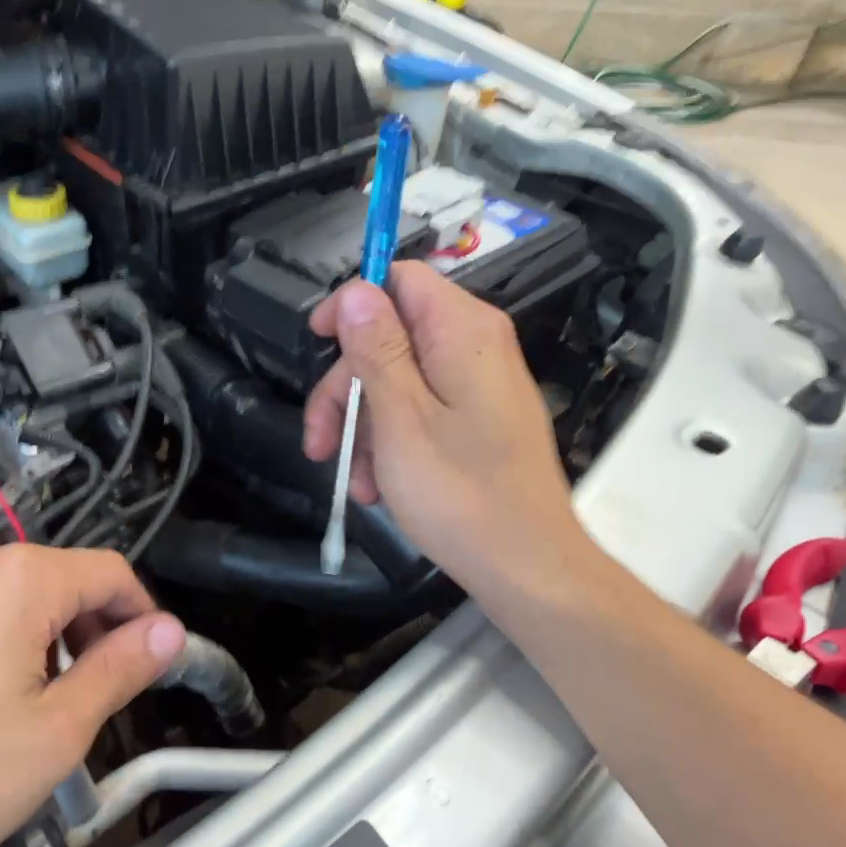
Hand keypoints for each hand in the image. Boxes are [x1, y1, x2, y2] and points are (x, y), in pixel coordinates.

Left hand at [0, 539, 185, 846]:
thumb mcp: (57, 730)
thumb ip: (121, 670)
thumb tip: (164, 635)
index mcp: (19, 579)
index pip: (111, 574)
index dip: (142, 617)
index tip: (152, 657)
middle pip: (65, 582)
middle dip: (93, 634)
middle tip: (99, 698)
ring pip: (22, 600)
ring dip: (49, 644)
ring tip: (40, 714)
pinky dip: (5, 646)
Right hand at [303, 262, 591, 600]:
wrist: (527, 568)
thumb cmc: (460, 493)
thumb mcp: (401, 418)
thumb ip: (376, 349)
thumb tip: (357, 289)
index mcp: (462, 332)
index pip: (400, 278)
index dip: (353, 303)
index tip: (317, 344)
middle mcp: (475, 346)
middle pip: (389, 337)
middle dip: (346, 388)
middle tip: (320, 442)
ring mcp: (479, 385)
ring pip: (398, 379)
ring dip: (363, 427)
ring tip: (354, 482)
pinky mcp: (479, 420)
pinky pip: (421, 410)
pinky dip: (391, 442)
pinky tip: (377, 488)